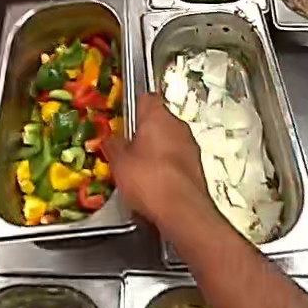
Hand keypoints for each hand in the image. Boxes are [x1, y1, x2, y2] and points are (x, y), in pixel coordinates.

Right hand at [102, 91, 215, 233]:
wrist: (182, 210)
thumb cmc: (148, 179)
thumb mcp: (119, 163)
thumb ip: (113, 146)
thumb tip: (110, 139)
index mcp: (157, 115)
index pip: (146, 98)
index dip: (134, 105)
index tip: (124, 116)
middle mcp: (177, 124)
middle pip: (158, 119)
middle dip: (144, 130)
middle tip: (127, 147)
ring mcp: (190, 143)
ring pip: (169, 138)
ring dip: (157, 148)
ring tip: (139, 168)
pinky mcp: (197, 164)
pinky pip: (178, 157)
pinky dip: (167, 164)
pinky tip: (156, 182)